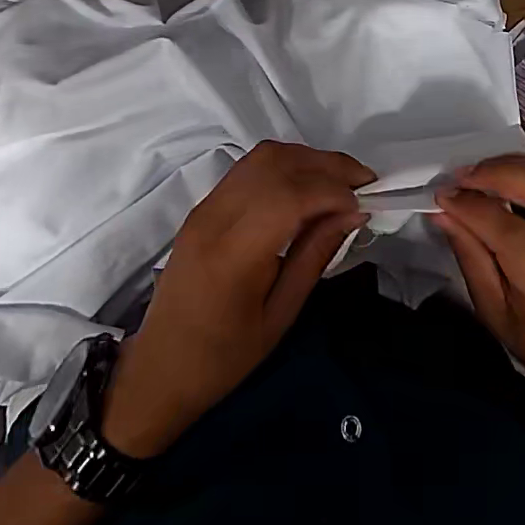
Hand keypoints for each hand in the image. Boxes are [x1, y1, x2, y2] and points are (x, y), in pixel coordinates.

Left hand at [101, 141, 373, 457]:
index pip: (290, 195)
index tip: (364, 205)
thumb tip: (353, 213)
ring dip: (307, 159)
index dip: (333, 191)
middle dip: (328, 166)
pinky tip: (307, 184)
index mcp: (233, 254)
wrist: (159, 367)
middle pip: (277, 164)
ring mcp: (205, 206)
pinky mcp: (203, 205)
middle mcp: (215, 217)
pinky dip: (286, 165)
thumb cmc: (224, 357)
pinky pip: (249, 167)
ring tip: (340, 182)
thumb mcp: (280, 315)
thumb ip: (315, 255)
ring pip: (263, 157)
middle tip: (364, 183)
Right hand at [431, 156, 524, 387]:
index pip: (515, 237)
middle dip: (504, 173)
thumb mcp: (490, 308)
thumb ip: (469, 255)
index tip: (445, 194)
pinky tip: (509, 174)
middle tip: (466, 175)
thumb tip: (444, 209)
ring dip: (520, 164)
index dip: (476, 208)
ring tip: (484, 172)